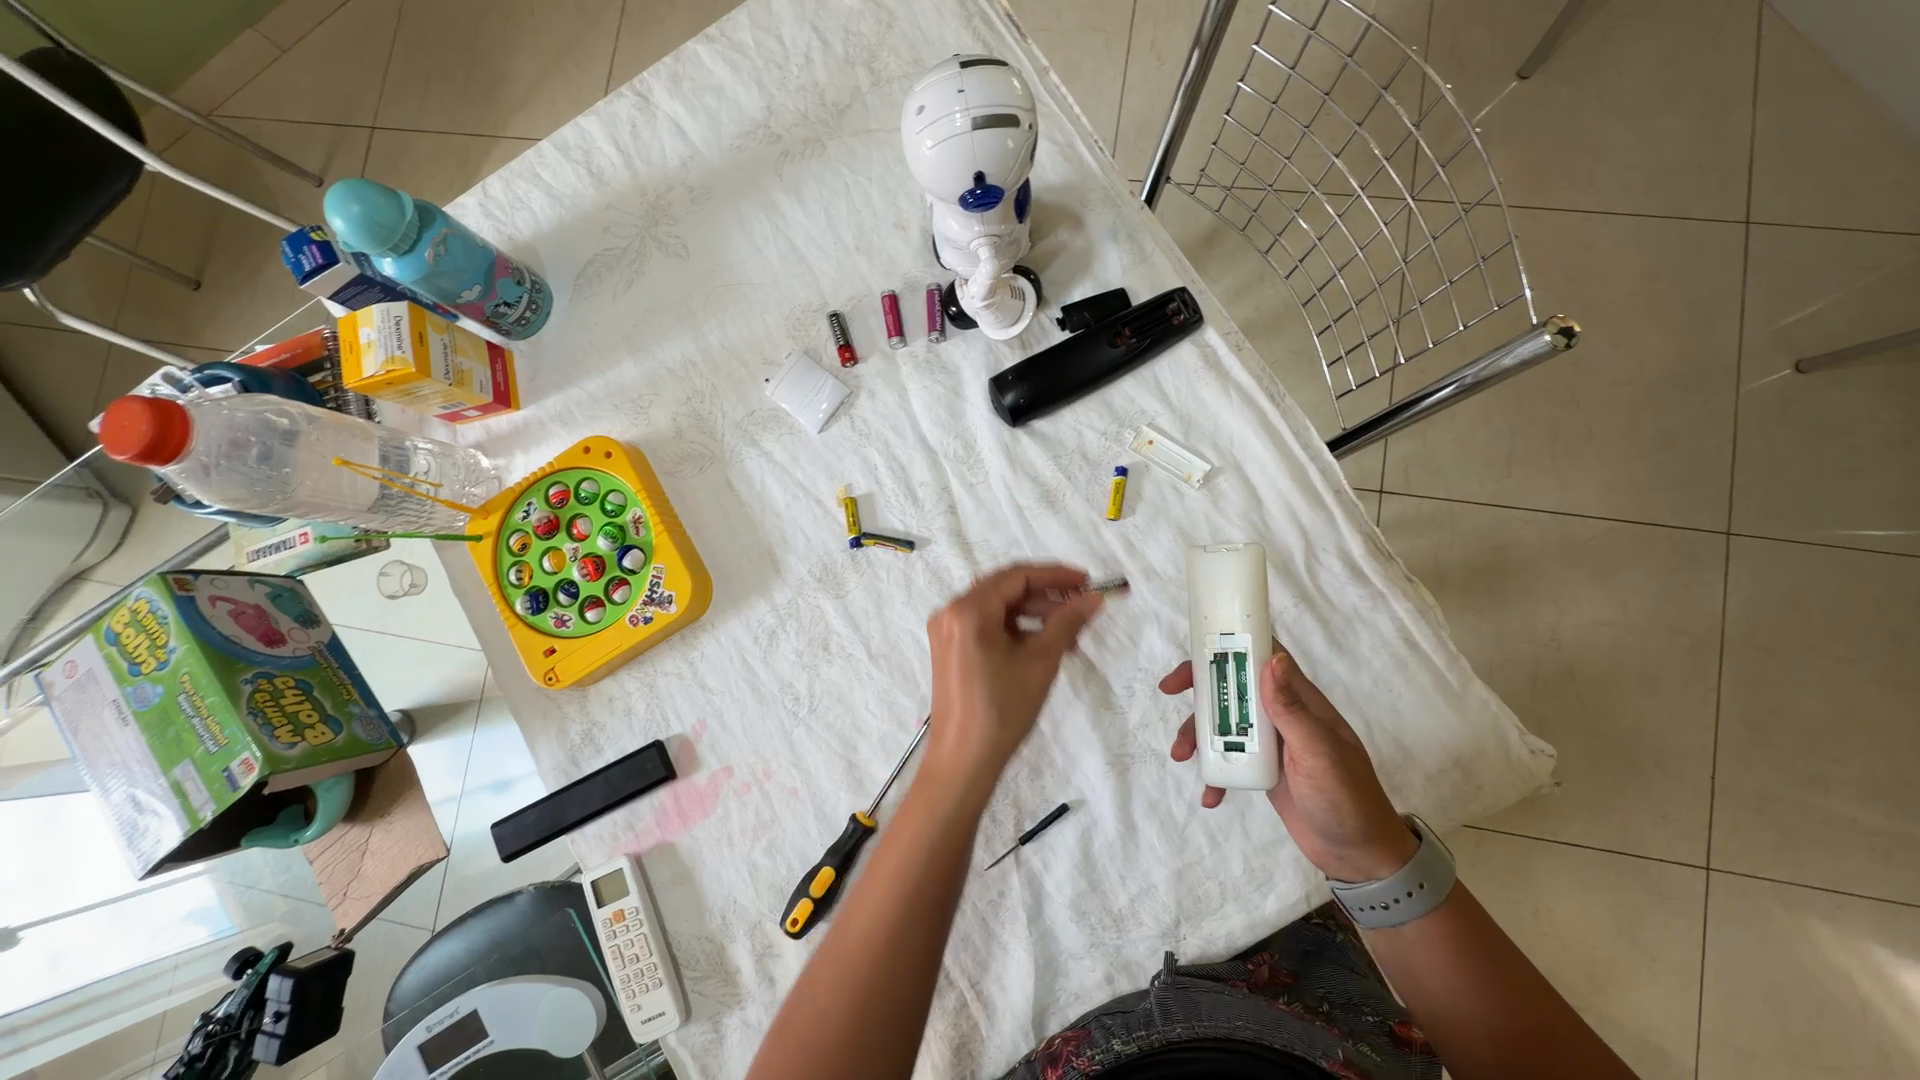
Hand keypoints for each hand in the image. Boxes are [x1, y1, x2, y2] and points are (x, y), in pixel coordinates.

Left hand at [925, 564, 1103, 792]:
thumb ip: (1067, 622)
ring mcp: (947, 632)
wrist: (964, 760)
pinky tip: (1046, 646)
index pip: (1016, 576)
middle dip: (1047, 596)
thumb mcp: (1040, 661)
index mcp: (968, 610)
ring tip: (1071, 635)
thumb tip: (1093, 598)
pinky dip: (1017, 631)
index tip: (1087, 581)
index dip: (1055, 575)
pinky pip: (988, 627)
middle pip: (1005, 589)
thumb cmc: (1002, 709)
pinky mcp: (951, 650)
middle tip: (1083, 606)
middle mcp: (951, 612)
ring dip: (1035, 615)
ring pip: (998, 609)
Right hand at [1163, 643, 1416, 881]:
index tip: (1198, 652)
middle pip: (1234, 688)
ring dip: (1199, 736)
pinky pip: (1229, 761)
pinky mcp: (1263, 771)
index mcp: (1302, 702)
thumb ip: (1293, 710)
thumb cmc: (1347, 798)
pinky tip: (1210, 794)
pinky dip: (1214, 774)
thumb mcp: (1320, 753)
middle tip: (1169, 692)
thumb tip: (1272, 660)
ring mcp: (1271, 744)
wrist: (1358, 855)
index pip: (1264, 658)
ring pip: (1224, 724)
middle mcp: (1283, 716)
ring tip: (1181, 757)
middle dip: (1200, 689)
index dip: (1231, 648)